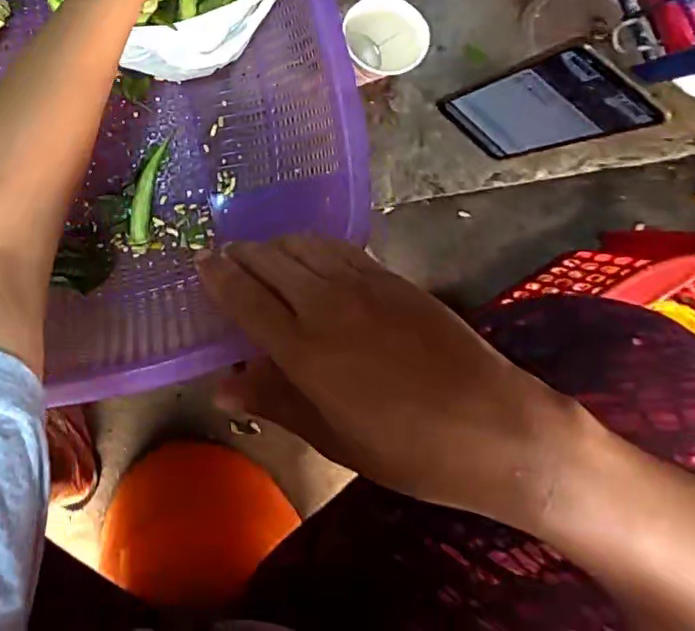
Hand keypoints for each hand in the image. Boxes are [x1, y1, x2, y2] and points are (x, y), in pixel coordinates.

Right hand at [196, 235, 589, 528]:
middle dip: (243, 254)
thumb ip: (277, 400)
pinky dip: (314, 245)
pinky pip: (339, 248)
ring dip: (277, 245)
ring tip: (263, 252)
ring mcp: (363, 284)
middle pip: (271, 261)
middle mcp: (327, 304)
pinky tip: (312, 253)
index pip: (247, 298)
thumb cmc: (408, 449)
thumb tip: (223, 382)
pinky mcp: (392, 277)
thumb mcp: (335, 438)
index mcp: (306, 349)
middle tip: (226, 256)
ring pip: (304, 246)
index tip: (201, 260)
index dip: (220, 276)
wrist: (493, 423)